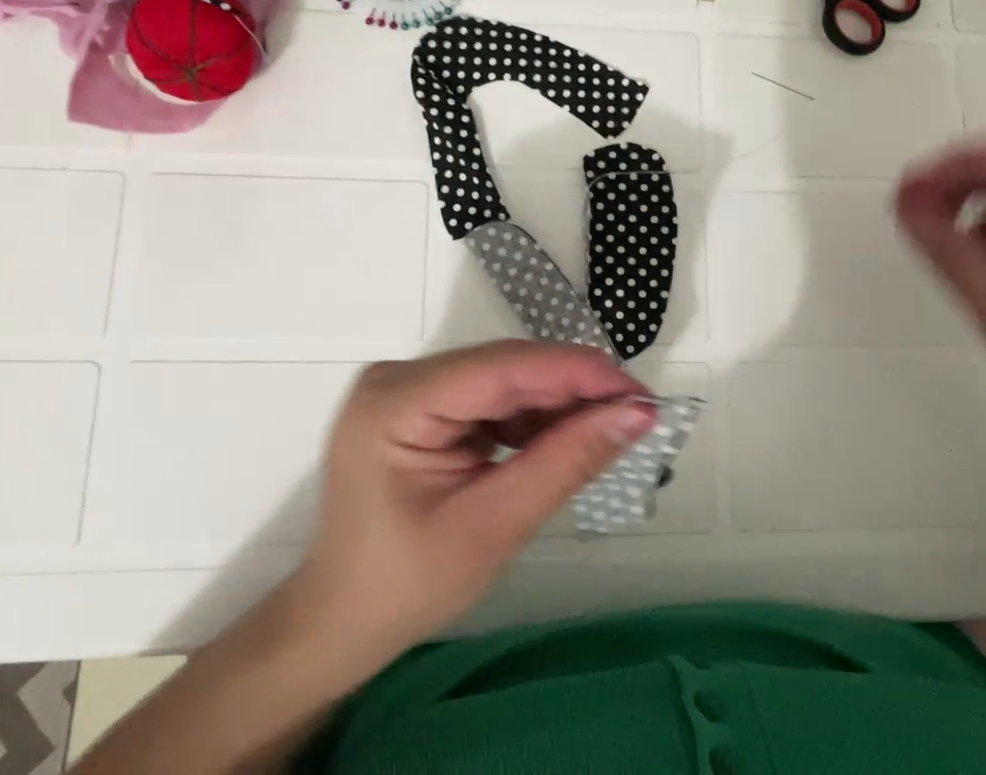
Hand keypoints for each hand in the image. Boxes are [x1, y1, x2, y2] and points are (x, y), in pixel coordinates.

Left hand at [288, 340, 655, 664]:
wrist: (345, 617)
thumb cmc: (408, 584)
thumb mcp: (494, 525)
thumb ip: (565, 462)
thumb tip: (636, 414)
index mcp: (395, 403)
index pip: (501, 367)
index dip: (575, 372)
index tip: (640, 394)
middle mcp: (396, 379)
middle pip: (502, 369)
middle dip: (571, 389)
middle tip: (636, 416)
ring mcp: (405, 390)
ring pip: (501, 380)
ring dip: (555, 404)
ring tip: (606, 432)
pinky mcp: (419, 407)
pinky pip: (487, 399)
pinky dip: (528, 419)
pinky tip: (561, 440)